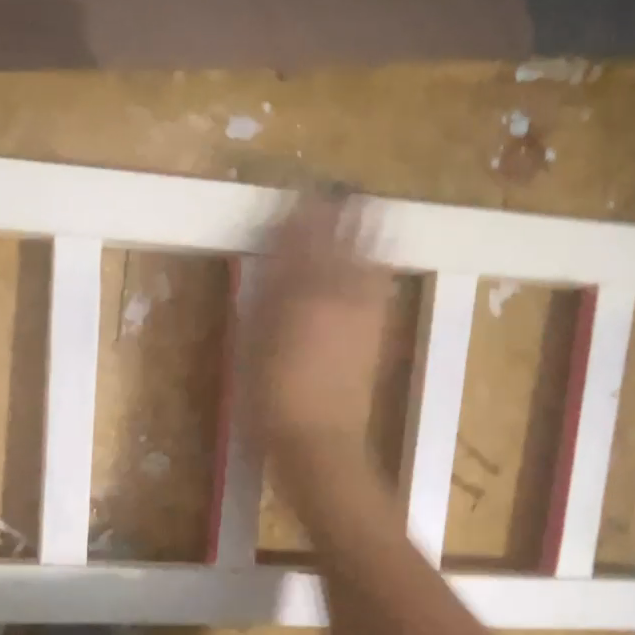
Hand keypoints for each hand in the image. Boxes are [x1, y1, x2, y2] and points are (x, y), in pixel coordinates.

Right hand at [246, 195, 394, 463]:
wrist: (321, 442)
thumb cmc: (271, 399)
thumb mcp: (253, 345)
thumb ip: (266, 295)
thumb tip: (273, 255)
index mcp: (303, 292)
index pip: (301, 238)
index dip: (297, 213)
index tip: (293, 194)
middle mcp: (340, 292)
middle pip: (343, 238)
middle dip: (338, 211)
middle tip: (333, 193)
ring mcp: (364, 311)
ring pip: (370, 256)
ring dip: (364, 229)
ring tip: (362, 209)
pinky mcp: (377, 332)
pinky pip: (380, 283)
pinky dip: (377, 263)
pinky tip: (376, 259)